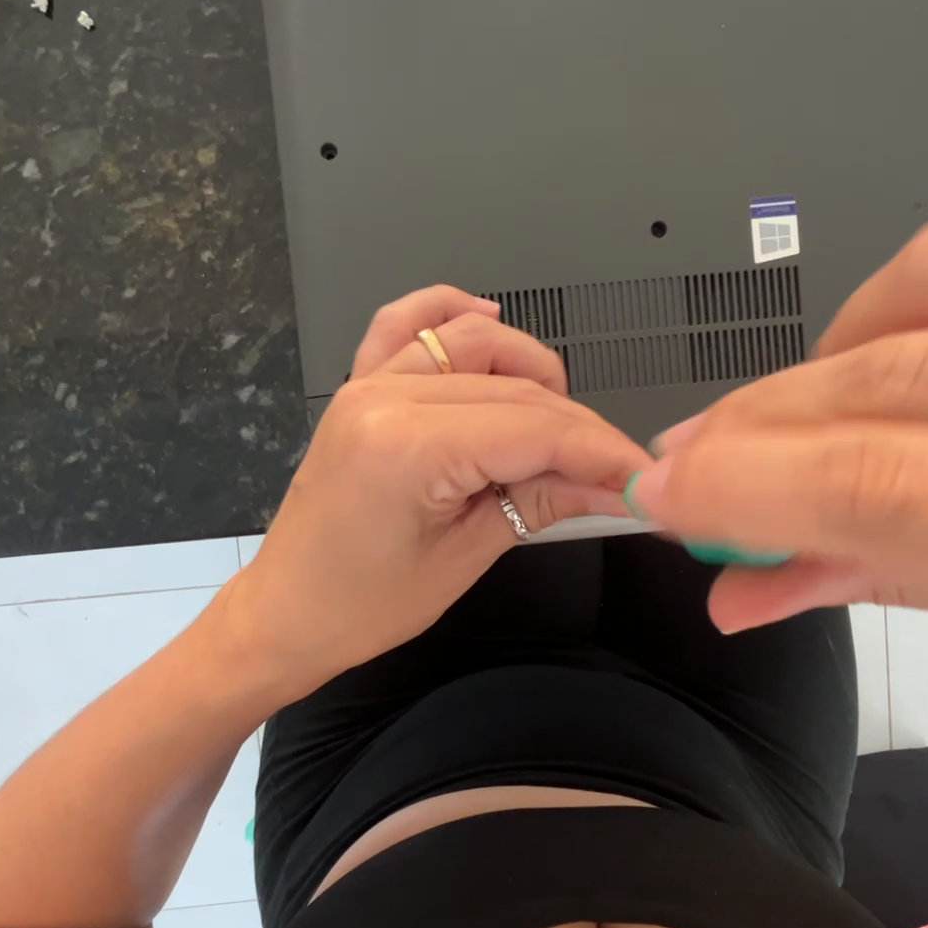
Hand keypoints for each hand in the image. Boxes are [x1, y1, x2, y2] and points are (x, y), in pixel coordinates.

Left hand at [226, 286, 647, 688]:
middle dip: (577, 429)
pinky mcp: (359, 390)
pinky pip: (404, 325)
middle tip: (612, 471)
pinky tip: (486, 319)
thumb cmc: (358, 606)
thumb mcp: (466, 557)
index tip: (640, 475)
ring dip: (531, 372)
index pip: (535, 429)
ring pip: (473, 344)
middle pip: (514, 388)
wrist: (287, 614)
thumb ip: (544, 503)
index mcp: (408, 446)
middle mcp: (384, 398)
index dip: (600, 451)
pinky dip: (449, 314)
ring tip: (560, 423)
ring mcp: (366, 386)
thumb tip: (613, 485)